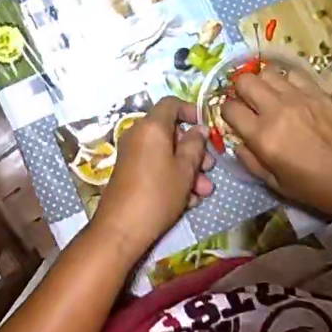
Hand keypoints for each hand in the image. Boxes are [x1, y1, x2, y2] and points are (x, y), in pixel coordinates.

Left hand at [92, 98, 213, 257]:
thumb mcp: (184, 169)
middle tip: (209, 168)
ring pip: (165, 152)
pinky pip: (155, 165)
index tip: (207, 128)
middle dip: (194, 150)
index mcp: (151, 126)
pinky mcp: (130, 171)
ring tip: (203, 192)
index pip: (171, 104)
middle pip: (170, 131)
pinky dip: (172, 177)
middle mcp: (138, 134)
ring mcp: (132, 153)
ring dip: (187, 168)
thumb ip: (195, 145)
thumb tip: (199, 129)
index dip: (191, 111)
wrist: (122, 228)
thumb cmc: (158, 193)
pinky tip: (188, 200)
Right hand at [221, 68, 331, 214]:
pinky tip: (290, 94)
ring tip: (268, 96)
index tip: (233, 120)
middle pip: (243, 81)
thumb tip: (238, 144)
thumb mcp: (276, 185)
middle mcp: (276, 110)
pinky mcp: (317, 92)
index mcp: (263, 136)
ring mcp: (298, 97)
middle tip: (247, 103)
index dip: (226, 113)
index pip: (229, 109)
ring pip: (266, 73)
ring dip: (262, 83)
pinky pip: (292, 74)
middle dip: (239, 91)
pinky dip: (286, 81)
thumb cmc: (317, 188)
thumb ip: (251, 162)